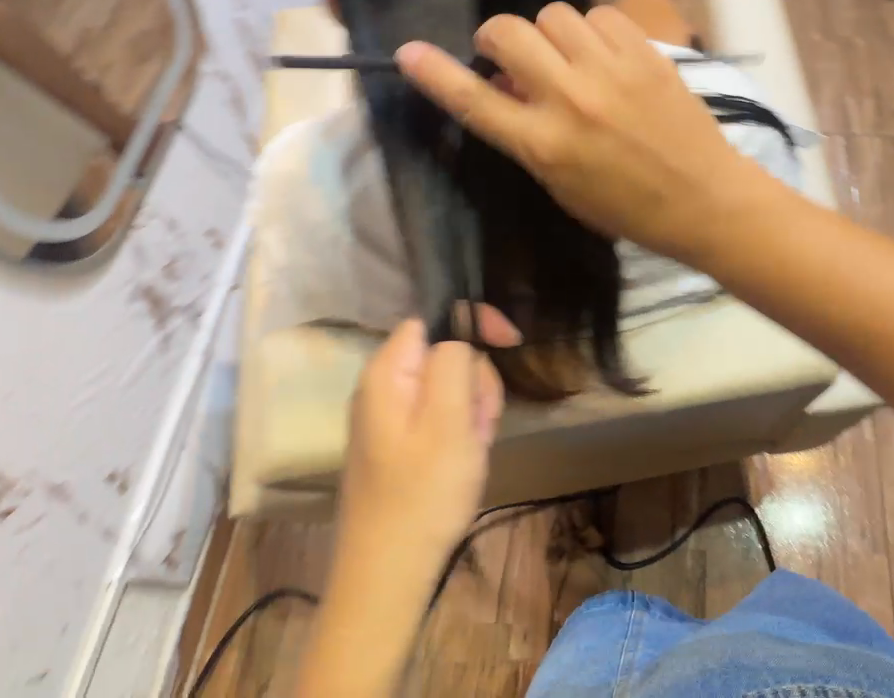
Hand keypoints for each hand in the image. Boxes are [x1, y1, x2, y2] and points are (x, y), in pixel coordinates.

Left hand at [336, 312, 517, 560]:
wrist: (388, 574)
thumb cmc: (423, 494)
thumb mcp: (450, 419)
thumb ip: (454, 361)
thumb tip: (456, 330)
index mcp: (387, 373)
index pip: (434, 319)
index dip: (474, 325)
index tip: (511, 344)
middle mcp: (382, 388)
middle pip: (447, 356)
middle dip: (476, 383)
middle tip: (478, 425)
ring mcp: (389, 419)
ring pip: (451, 390)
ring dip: (473, 414)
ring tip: (471, 451)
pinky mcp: (399, 446)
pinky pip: (442, 421)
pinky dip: (461, 435)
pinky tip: (462, 464)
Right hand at [394, 4, 778, 262]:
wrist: (703, 198)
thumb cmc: (627, 207)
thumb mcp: (561, 185)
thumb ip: (526, 133)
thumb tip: (506, 81)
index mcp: (543, 144)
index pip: (474, 100)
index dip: (435, 73)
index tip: (410, 51)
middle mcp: (571, 99)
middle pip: (508, 32)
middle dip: (498, 37)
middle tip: (510, 55)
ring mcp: (612, 70)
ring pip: (554, 14)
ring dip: (549, 33)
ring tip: (567, 57)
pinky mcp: (647, 53)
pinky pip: (601, 13)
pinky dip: (593, 29)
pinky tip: (603, 53)